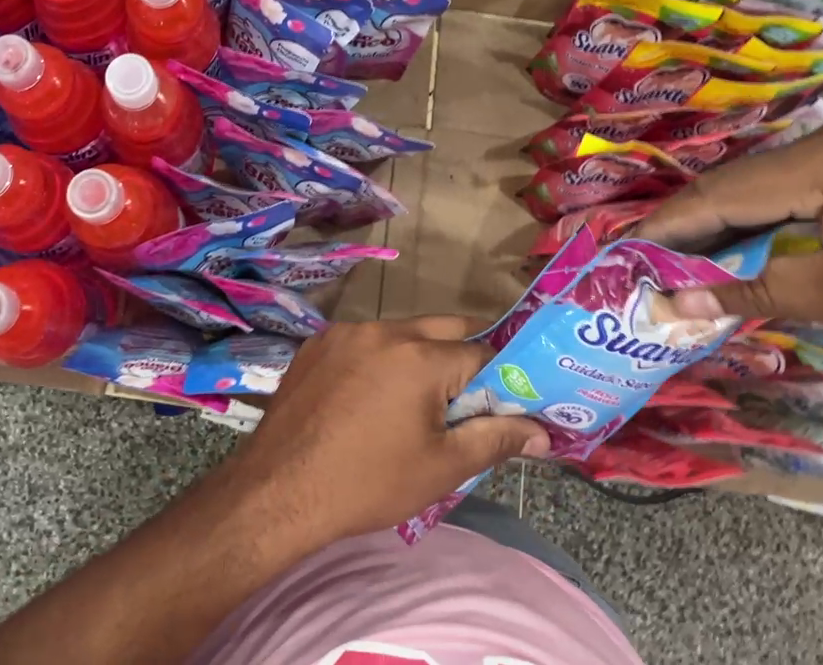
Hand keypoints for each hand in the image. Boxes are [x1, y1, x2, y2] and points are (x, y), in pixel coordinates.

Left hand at [218, 317, 549, 543]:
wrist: (279, 492)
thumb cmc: (367, 483)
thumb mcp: (441, 468)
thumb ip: (496, 439)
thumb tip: (543, 432)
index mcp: (419, 356)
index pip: (482, 353)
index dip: (499, 381)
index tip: (501, 407)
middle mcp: (383, 330)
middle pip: (442, 330)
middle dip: (461, 359)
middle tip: (462, 403)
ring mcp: (343, 333)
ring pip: (400, 332)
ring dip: (417, 357)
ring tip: (412, 405)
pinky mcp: (315, 344)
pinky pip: (363, 341)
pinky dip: (378, 360)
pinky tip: (368, 398)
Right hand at [632, 102, 822, 369]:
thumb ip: (756, 291)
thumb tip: (671, 304)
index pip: (724, 190)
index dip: (666, 226)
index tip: (615, 252)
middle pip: (750, 179)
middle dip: (699, 227)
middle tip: (650, 265)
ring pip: (783, 180)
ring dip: (741, 222)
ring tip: (695, 261)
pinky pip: (821, 181)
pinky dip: (786, 214)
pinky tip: (764, 242)